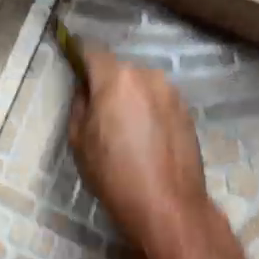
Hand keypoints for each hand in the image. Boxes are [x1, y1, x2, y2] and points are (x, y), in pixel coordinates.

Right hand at [67, 47, 215, 258]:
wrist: (169, 207)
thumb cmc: (115, 174)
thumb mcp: (79, 140)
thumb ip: (79, 104)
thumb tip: (85, 89)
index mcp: (116, 77)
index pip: (91, 51)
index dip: (79, 56)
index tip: (72, 63)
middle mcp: (146, 75)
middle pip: (119, 70)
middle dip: (107, 83)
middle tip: (99, 111)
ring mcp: (171, 92)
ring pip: (141, 86)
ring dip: (131, 98)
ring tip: (126, 130)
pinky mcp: (187, 111)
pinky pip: (159, 102)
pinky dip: (149, 111)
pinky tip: (147, 139)